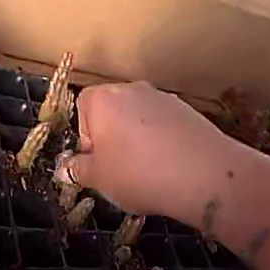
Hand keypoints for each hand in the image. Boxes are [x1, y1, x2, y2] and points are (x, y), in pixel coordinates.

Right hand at [58, 82, 248, 218]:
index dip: (87, 139)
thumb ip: (78, 170)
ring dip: (141, 143)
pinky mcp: (191, 113)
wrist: (203, 174)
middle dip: (114, 141)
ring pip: (142, 122)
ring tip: (150, 174)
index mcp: (104, 98)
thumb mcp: (99, 179)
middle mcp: (134, 89)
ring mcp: (166, 99)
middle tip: (122, 172)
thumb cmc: (140, 174)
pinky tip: (172, 169)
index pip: (83, 108)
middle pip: (114, 113)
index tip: (98, 164)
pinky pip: (167, 128)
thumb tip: (66, 167)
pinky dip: (165, 145)